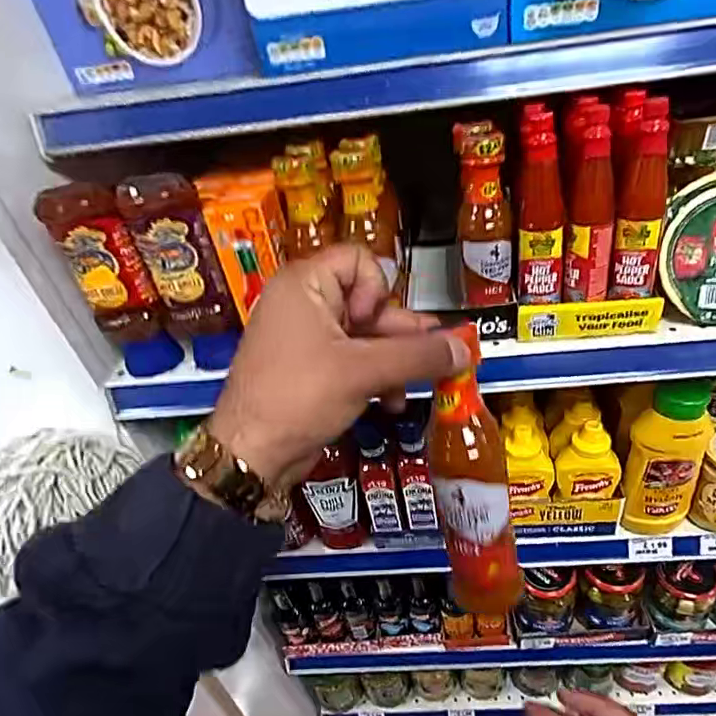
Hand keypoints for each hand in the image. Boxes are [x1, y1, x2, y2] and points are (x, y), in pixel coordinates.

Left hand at [207, 244, 466, 490]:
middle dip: (400, 336)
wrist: (252, 455)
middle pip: (371, 303)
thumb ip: (419, 356)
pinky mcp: (312, 369)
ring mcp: (307, 338)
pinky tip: (390, 401)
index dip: (378, 290)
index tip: (375, 325)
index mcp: (305, 285)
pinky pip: (355, 360)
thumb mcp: (364, 372)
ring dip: (394, 362)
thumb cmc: (295, 399)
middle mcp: (304, 304)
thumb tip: (464, 348)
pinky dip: (376, 377)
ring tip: (409, 387)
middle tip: (429, 357)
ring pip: (367, 337)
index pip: (360, 260)